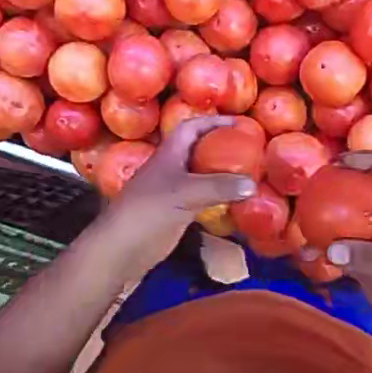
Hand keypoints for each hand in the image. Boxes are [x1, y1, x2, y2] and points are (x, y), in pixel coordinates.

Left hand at [101, 116, 256, 271]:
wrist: (118, 252)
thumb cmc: (146, 213)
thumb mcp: (184, 194)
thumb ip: (218, 187)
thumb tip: (252, 183)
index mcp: (168, 155)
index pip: (192, 127)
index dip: (214, 121)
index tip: (240, 122)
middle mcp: (169, 170)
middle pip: (197, 150)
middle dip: (221, 146)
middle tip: (248, 149)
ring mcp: (169, 192)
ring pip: (199, 175)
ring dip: (220, 173)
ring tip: (246, 174)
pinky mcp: (172, 214)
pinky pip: (199, 199)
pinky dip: (216, 197)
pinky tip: (232, 203)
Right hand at [320, 151, 371, 346]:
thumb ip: (370, 258)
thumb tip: (331, 249)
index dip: (369, 160)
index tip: (341, 161)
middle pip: (367, 191)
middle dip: (343, 181)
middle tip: (317, 181)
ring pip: (350, 220)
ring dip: (328, 216)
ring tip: (305, 214)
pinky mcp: (368, 264)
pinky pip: (341, 251)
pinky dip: (324, 250)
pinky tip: (307, 254)